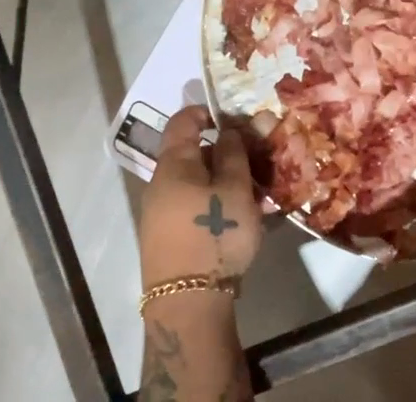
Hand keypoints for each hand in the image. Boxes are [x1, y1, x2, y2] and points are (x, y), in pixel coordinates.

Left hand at [140, 106, 262, 286]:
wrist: (187, 304)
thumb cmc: (214, 233)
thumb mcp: (234, 188)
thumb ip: (234, 153)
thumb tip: (227, 130)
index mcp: (173, 164)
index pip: (182, 121)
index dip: (205, 111)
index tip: (232, 115)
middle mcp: (160, 184)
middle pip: (190, 154)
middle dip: (222, 151)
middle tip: (256, 159)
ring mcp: (160, 214)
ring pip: (194, 183)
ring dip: (222, 180)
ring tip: (255, 192)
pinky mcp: (167, 239)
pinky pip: (193, 206)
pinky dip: (215, 202)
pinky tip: (239, 218)